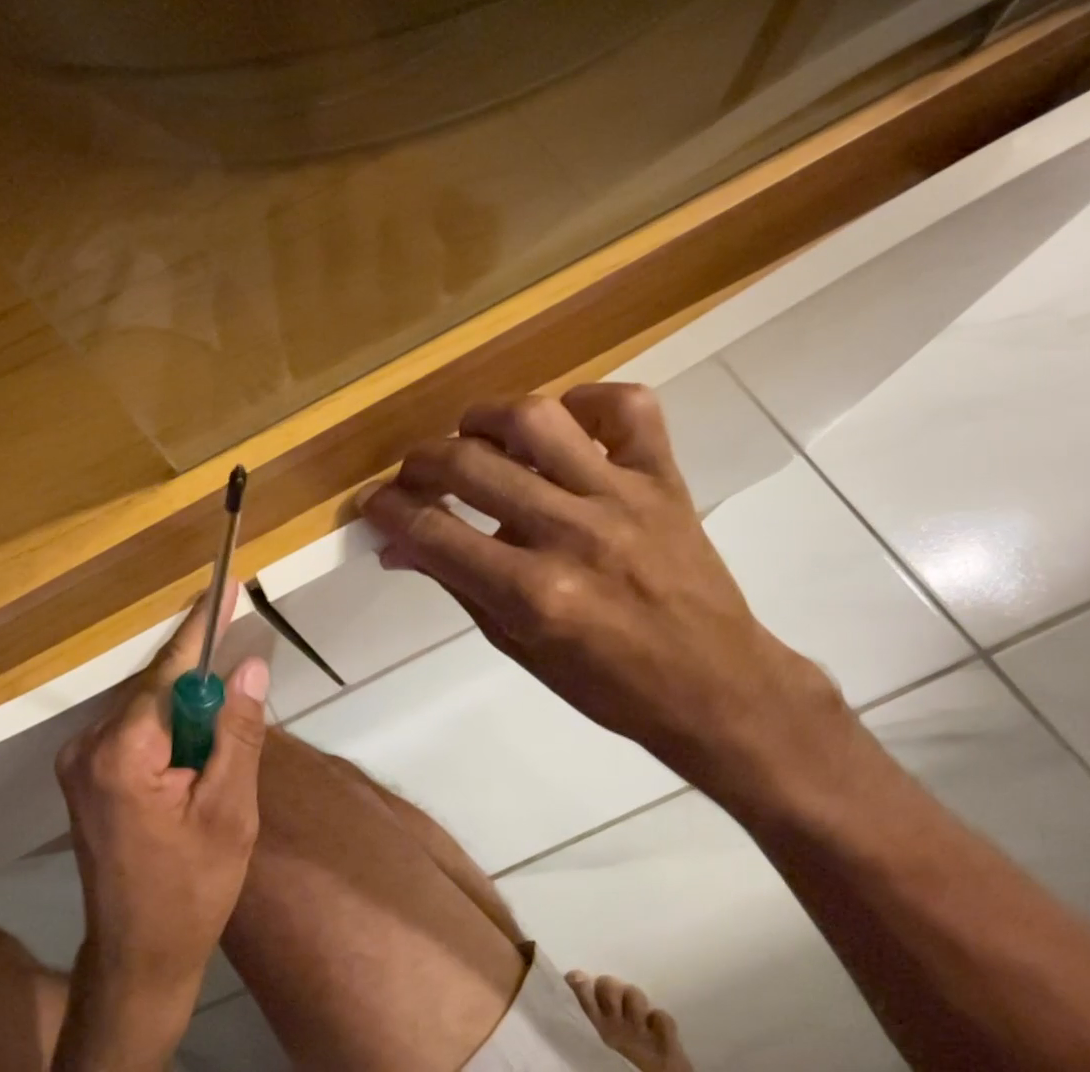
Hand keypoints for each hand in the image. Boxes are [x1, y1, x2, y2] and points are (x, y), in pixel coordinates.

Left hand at [55, 587, 269, 998]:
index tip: (226, 588)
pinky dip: (163, 734)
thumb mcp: (229, 812)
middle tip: (239, 689)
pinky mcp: (81, 775)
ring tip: (210, 761)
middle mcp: (86, 745)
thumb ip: (237, 733)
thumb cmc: (191, 891)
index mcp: (121, 753)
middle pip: (154, 688)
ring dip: (182, 716)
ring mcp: (77, 761)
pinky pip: (130, 731)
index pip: (169, 672)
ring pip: (143, 710)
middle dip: (198, 688)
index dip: (202, 630)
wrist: (137, 956)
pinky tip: (188, 764)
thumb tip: (250, 666)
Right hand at [361, 385, 850, 796]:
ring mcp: (623, 498)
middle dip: (420, 463)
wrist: (716, 688)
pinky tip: (563, 426)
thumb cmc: (606, 685)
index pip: (432, 530)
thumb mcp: (514, 645)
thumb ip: (454, 584)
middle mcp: (572, 534)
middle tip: (413, 476)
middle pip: (469, 465)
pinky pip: (627, 407)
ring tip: (472, 435)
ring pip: (537, 419)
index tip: (373, 504)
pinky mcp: (665, 478)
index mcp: (531, 593)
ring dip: (485, 417)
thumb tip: (396, 545)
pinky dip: (587, 401)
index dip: (387, 510)